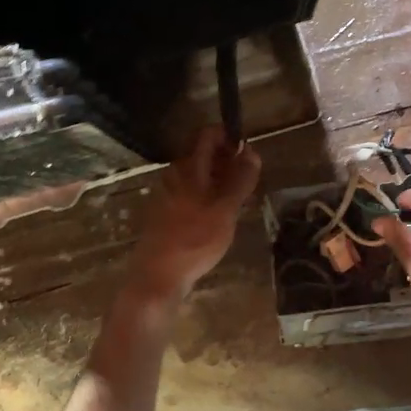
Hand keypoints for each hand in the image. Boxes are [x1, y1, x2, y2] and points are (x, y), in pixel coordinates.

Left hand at [126, 126, 261, 300]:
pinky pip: (191, 193)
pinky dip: (208, 196)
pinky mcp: (166, 212)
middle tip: (249, 181)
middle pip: (203, 154)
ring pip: (198, 176)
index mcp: (188, 168)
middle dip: (228, 161)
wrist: (158, 275)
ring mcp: (168, 193)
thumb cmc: (195, 240)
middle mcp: (175, 174)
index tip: (248, 154)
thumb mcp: (226, 210)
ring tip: (239, 201)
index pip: (208, 135)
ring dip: (220, 180)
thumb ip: (240, 179)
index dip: (229, 137)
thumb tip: (252, 151)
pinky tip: (220, 217)